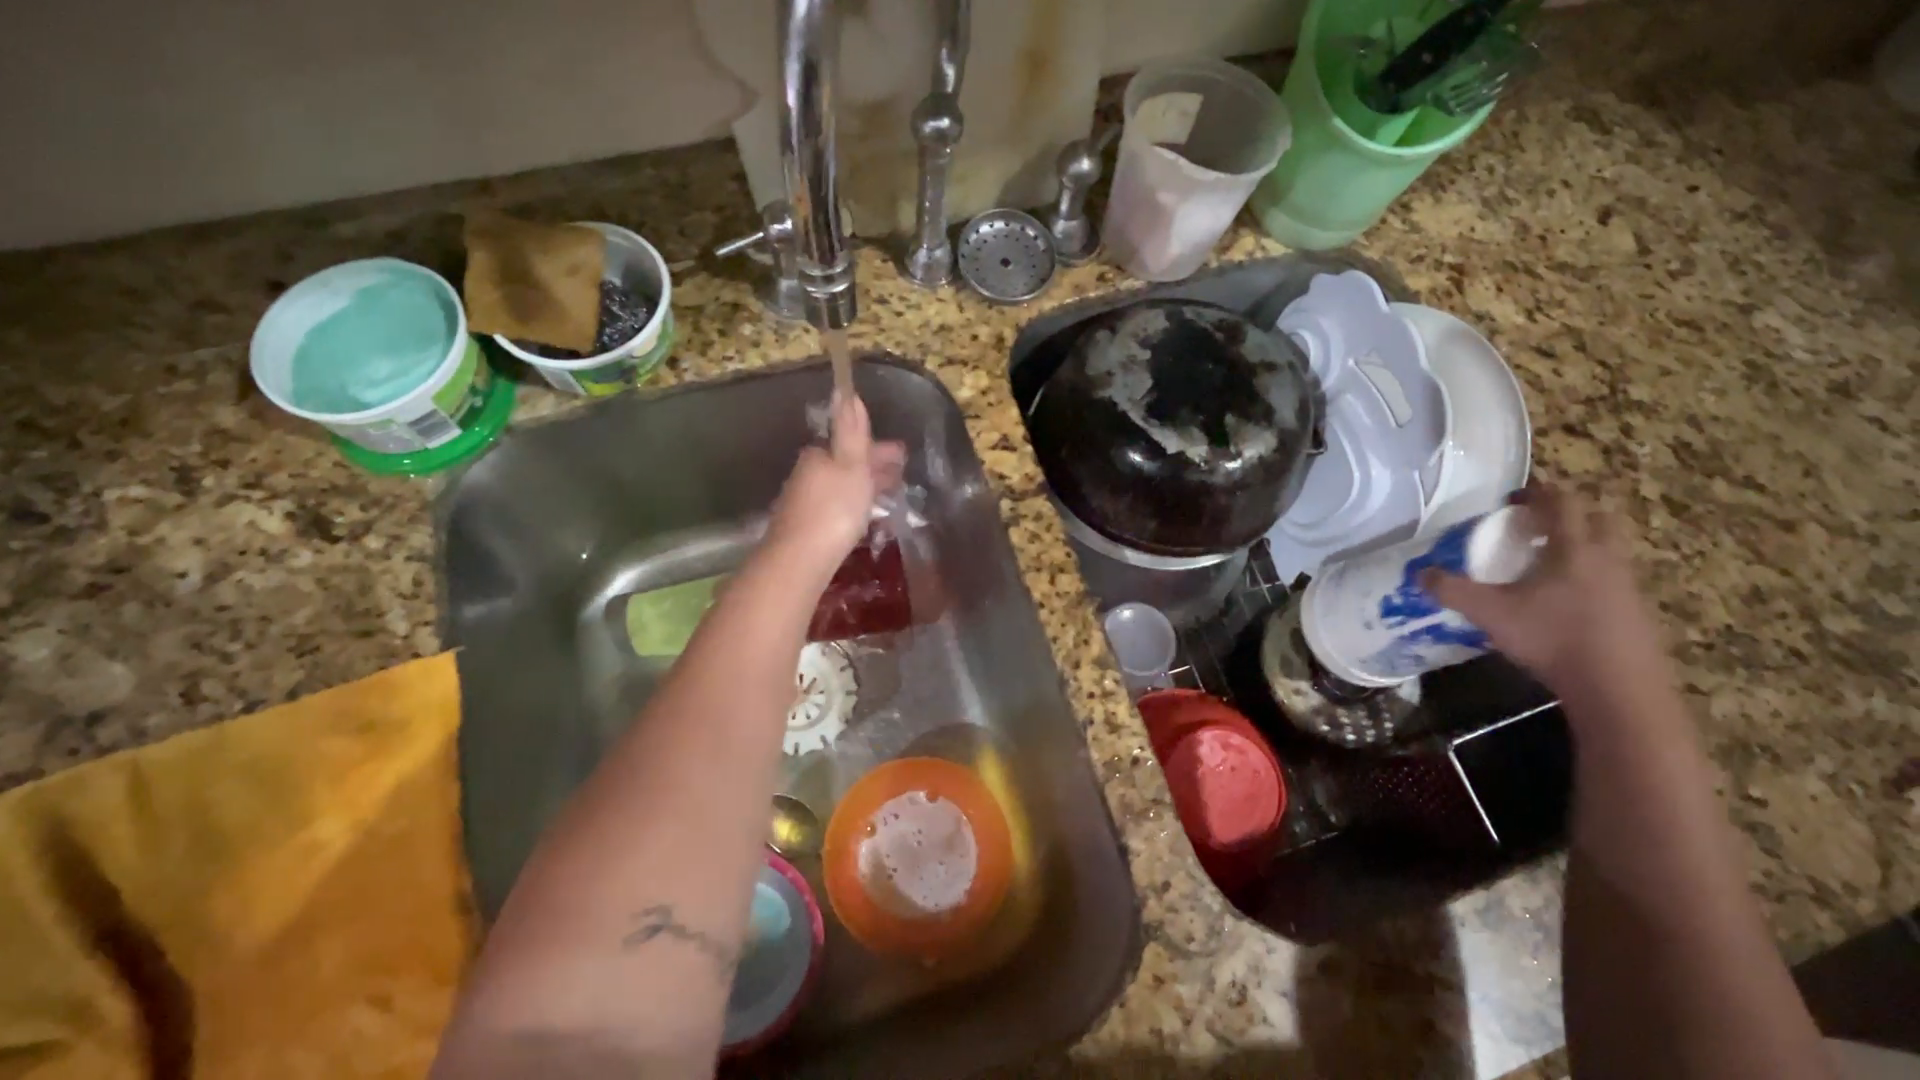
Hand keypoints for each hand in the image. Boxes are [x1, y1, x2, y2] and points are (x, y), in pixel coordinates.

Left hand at [765, 392, 907, 574]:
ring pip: (842, 486)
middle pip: (846, 464)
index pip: (851, 442)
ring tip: (889, 498)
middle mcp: (808, 473)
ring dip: (865, 488)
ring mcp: (804, 501)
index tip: (902, 455)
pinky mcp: (806, 527)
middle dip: (873, 467)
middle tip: (901, 477)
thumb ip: (852, 431)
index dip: (878, 448)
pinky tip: (865, 518)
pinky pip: (837, 507)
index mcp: (819, 454)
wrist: (801, 559)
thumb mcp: (851, 465)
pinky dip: (854, 506)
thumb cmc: (834, 508)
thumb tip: (846, 391)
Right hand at [1421, 485, 1673, 704]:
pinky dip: (1593, 577)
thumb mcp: (1491, 614)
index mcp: (1573, 548)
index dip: (1539, 492)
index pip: (1562, 502)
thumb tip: (1420, 573)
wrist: (1617, 687)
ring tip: (1551, 564)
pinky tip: (1569, 602)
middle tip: (1539, 527)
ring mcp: (1629, 585)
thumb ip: (1454, 591)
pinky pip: (1616, 579)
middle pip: (1598, 517)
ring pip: (1611, 549)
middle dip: (1570, 515)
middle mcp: (1607, 557)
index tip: (1515, 497)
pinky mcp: (1638, 612)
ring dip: (1585, 545)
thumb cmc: (1553, 638)